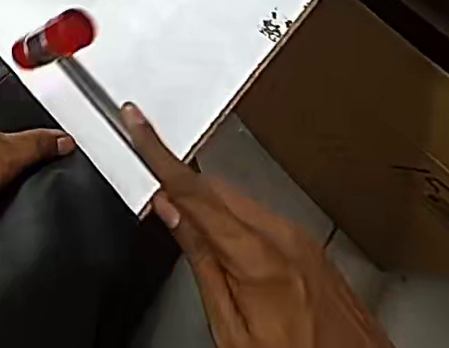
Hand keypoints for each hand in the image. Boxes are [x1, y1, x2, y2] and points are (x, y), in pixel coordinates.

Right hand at [126, 104, 392, 347]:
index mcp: (259, 260)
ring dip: (207, 204)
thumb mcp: (232, 332)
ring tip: (193, 235)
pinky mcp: (312, 246)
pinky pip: (259, 214)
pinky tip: (228, 244)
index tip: (136, 122)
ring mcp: (303, 240)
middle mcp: (285, 238)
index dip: (157, 152)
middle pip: (214, 189)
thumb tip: (169, 210)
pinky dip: (233, 217)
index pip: (193, 190)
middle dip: (181, 185)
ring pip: (236, 199)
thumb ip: (200, 261)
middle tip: (153, 193)